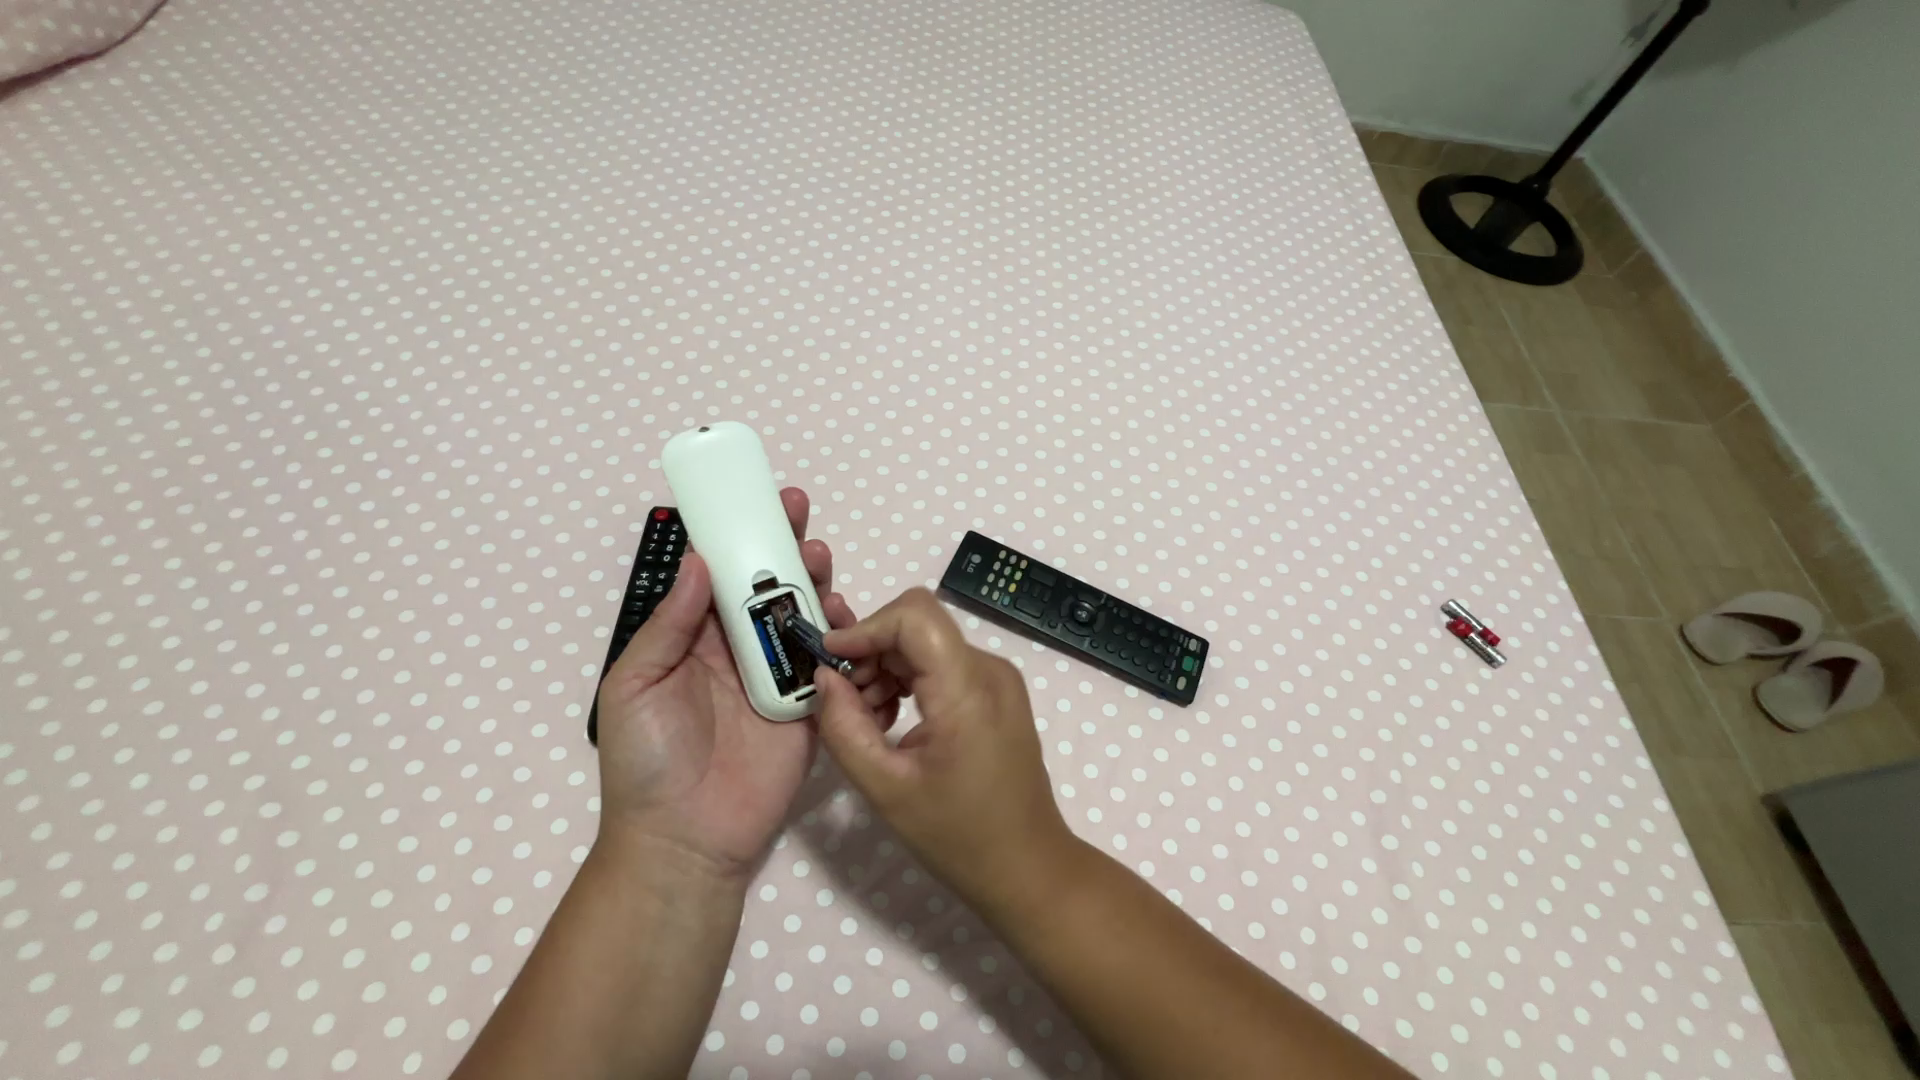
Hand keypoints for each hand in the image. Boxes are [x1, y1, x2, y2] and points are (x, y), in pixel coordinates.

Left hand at [593, 488, 898, 877]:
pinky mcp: (810, 710)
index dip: (741, 539)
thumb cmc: (647, 760)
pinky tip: (844, 617)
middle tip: (801, 523)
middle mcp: (741, 653)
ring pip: (804, 621)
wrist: (685, 840)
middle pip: (770, 591)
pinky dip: (841, 639)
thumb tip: (698, 560)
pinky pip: (831, 667)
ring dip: (815, 587)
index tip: (761, 504)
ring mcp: (778, 680)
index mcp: (696, 641)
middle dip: (786, 552)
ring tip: (820, 563)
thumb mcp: (638, 684)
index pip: (723, 578)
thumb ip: (671, 624)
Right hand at [812, 588, 1073, 907]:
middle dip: (871, 652)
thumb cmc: (957, 836)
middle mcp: (989, 669)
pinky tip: (893, 721)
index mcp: (968, 690)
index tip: (832, 660)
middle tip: (846, 703)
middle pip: (918, 626)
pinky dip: (909, 681)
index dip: (866, 627)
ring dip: (887, 669)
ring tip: (869, 721)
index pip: (915, 616)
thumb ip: (844, 728)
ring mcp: (998, 679)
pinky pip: (943, 664)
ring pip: (926, 643)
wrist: (1027, 865)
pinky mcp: (997, 691)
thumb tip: (824, 676)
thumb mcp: (885, 788)